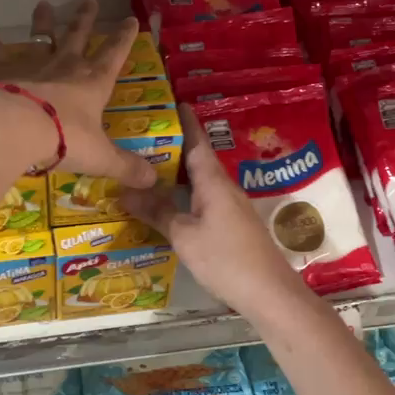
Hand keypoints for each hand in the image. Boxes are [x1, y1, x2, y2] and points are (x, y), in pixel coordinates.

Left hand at [0, 0, 156, 187]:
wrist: (16, 128)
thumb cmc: (63, 141)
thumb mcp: (100, 157)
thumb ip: (125, 167)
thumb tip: (153, 181)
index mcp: (92, 84)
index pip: (114, 55)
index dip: (124, 38)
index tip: (130, 20)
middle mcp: (65, 66)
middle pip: (78, 36)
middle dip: (85, 18)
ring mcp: (33, 63)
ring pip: (41, 35)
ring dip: (43, 20)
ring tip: (44, 5)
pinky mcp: (1, 67)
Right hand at [120, 104, 310, 310]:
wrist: (269, 294)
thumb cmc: (226, 259)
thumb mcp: (184, 236)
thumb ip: (157, 211)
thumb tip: (124, 190)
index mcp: (213, 181)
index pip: (197, 141)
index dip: (185, 122)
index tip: (172, 101)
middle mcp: (224, 188)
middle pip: (197, 160)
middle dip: (173, 147)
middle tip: (141, 137)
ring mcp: (230, 208)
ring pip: (199, 182)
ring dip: (177, 174)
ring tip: (146, 168)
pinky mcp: (232, 226)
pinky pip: (202, 200)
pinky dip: (183, 195)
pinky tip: (167, 204)